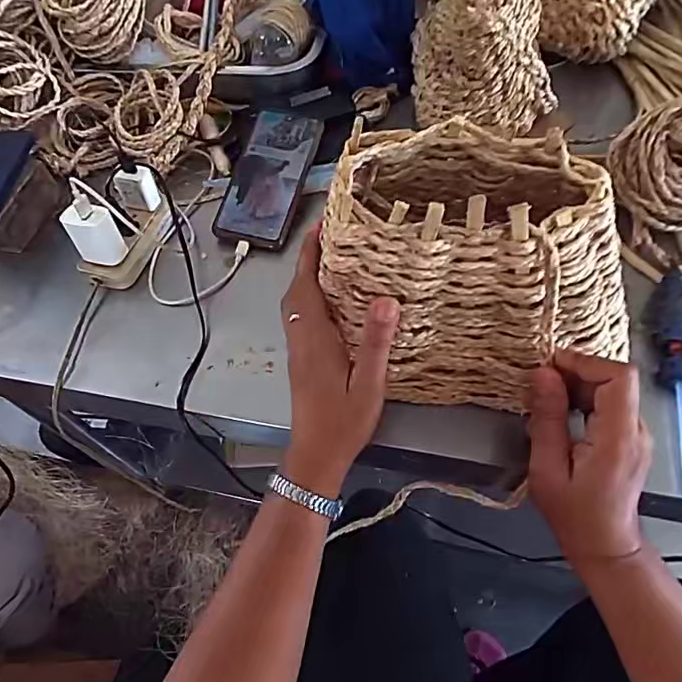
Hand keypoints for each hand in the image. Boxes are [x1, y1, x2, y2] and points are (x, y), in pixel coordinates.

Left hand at [280, 221, 399, 496]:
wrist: (315, 454)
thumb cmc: (342, 422)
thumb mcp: (368, 384)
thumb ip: (375, 342)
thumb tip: (385, 299)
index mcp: (314, 338)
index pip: (306, 285)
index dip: (311, 254)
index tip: (321, 227)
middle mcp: (301, 338)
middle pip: (296, 290)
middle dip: (310, 260)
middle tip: (334, 238)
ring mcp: (298, 350)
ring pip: (296, 304)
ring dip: (309, 278)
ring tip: (336, 262)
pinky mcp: (302, 360)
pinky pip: (302, 317)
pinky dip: (312, 298)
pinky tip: (334, 303)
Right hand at [527, 351, 650, 563]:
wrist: (605, 544)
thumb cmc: (575, 515)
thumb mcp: (547, 468)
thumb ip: (547, 418)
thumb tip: (543, 375)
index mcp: (618, 438)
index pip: (618, 377)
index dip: (584, 362)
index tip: (550, 366)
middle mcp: (636, 431)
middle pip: (614, 378)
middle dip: (574, 373)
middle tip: (539, 385)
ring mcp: (637, 433)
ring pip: (612, 388)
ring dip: (577, 385)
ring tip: (545, 400)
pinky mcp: (630, 436)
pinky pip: (610, 403)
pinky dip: (584, 398)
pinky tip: (561, 413)